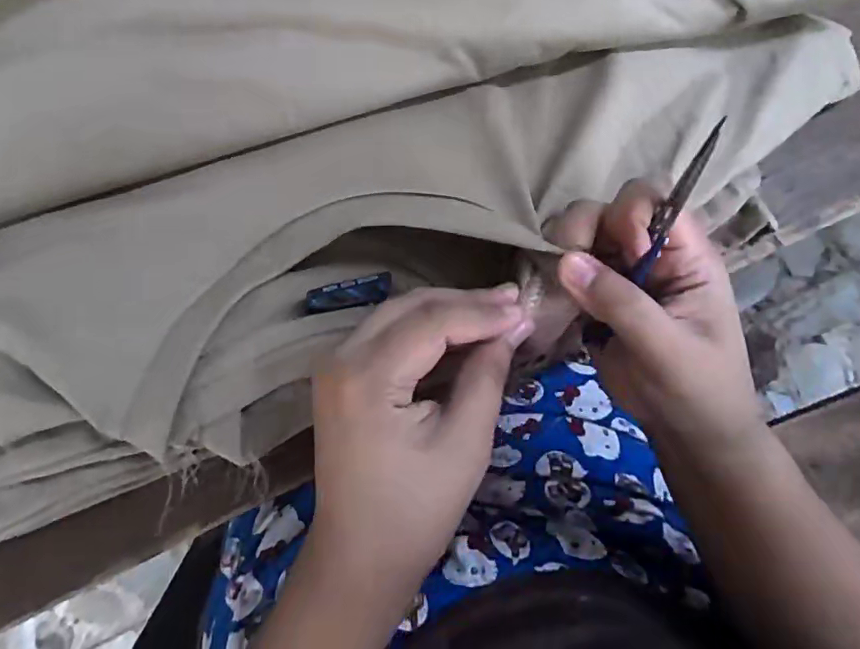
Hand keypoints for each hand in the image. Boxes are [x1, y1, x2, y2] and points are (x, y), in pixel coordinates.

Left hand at [307, 285, 532, 592]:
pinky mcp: (340, 372)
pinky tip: (462, 327)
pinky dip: (427, 326)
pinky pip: (388, 331)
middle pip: (411, 307)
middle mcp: (341, 357)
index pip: (431, 322)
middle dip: (465, 302)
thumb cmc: (416, 511)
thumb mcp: (464, 445)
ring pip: (399, 313)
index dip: (481, 312)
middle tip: (514, 301)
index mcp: (366, 377)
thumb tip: (513, 327)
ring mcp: (335, 362)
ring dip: (447, 309)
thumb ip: (486, 376)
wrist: (358, 559)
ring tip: (496, 308)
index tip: (524, 308)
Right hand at [547, 181, 767, 462]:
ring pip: (581, 234)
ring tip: (558, 286)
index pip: (655, 201)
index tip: (622, 253)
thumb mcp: (668, 350)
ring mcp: (621, 272)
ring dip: (562, 250)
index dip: (631, 215)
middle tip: (568, 267)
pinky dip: (552, 275)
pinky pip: (567, 266)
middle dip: (583, 229)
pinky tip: (549, 298)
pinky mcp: (595, 294)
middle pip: (607, 210)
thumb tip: (566, 259)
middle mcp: (650, 253)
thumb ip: (621, 304)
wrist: (690, 437)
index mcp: (686, 255)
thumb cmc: (699, 391)